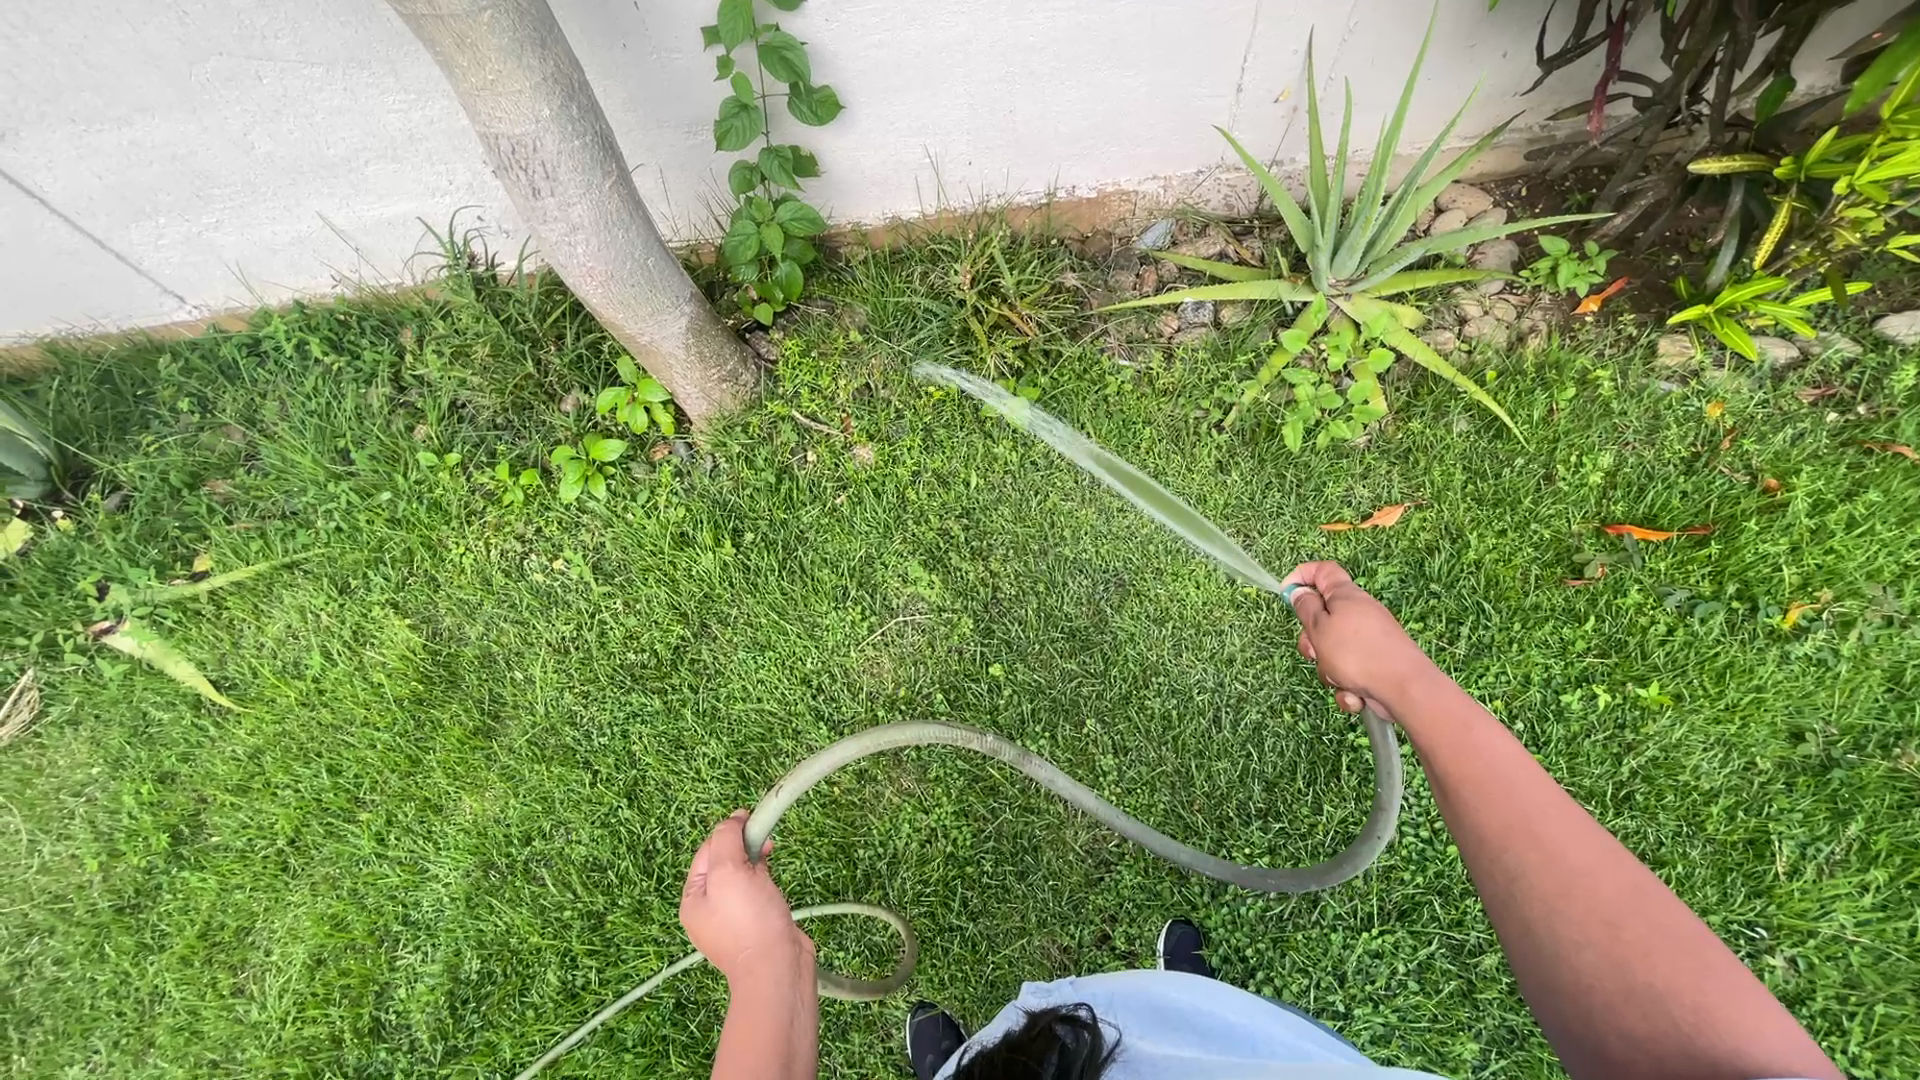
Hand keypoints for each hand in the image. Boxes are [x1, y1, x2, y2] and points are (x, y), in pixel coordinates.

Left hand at [680, 811, 812, 982]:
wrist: (776, 967)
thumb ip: (726, 840)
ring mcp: (732, 917)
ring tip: (771, 854)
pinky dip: (765, 876)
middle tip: (765, 840)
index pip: (707, 849)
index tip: (751, 817)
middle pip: (724, 860)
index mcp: (693, 898)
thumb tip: (732, 820)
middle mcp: (708, 907)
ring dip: (756, 859)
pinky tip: (775, 877)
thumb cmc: (749, 919)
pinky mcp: (756, 921)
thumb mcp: (728, 871)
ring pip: (742, 873)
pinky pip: (756, 889)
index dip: (729, 830)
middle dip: (744, 844)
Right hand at [1280, 561, 1443, 718]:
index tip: (1286, 593)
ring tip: (1338, 678)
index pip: (1322, 571)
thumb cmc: (1356, 653)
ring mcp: (1369, 640)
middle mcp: (1359, 613)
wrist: (1405, 690)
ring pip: (1333, 649)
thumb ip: (1305, 608)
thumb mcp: (1320, 627)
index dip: (1301, 576)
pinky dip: (1347, 685)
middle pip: (1323, 618)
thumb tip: (1300, 592)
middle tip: (1313, 650)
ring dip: (1329, 668)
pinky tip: (1355, 695)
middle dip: (1312, 638)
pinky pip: (1349, 672)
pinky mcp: (1376, 665)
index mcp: (1345, 597)